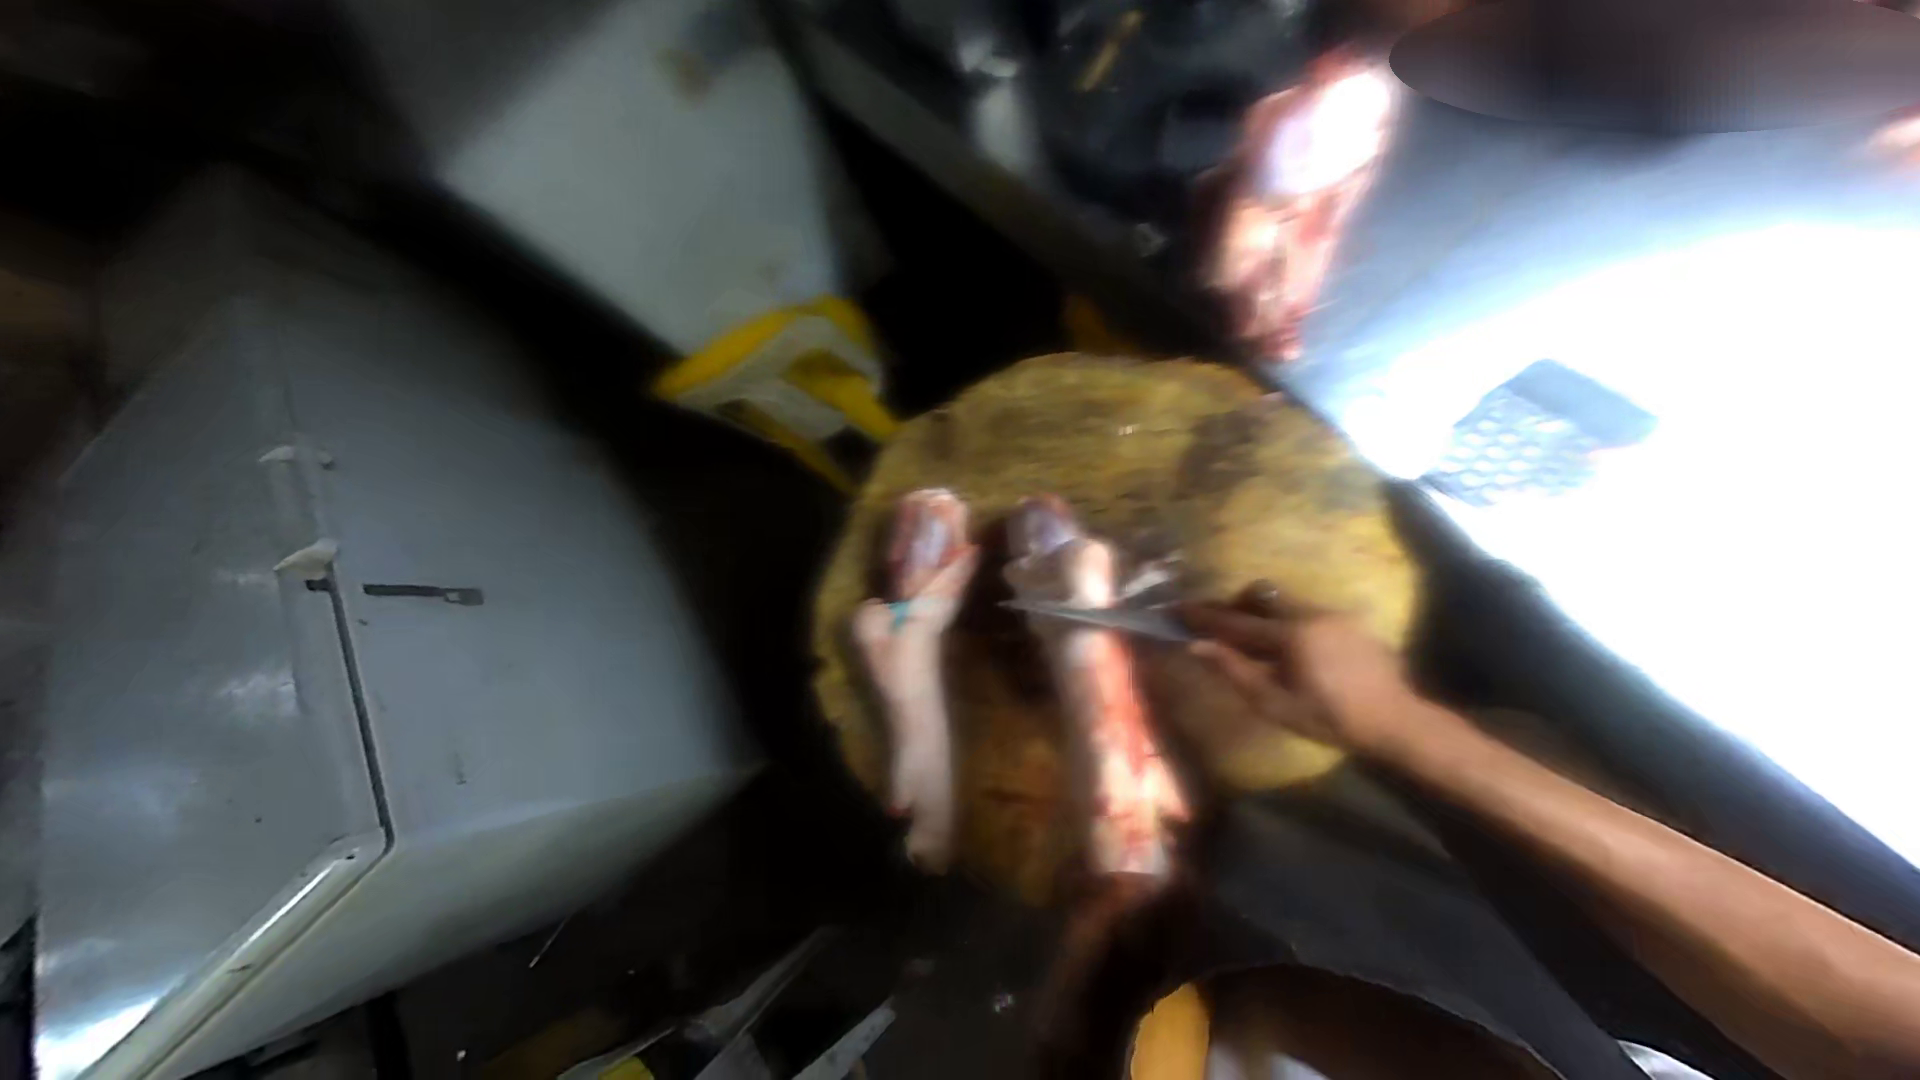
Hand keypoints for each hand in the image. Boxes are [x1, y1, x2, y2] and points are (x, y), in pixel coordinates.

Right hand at [1180, 583, 1423, 758]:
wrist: (1398, 722)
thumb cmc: (1330, 719)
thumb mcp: (1275, 703)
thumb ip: (1234, 670)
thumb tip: (1197, 646)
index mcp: (1290, 635)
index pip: (1235, 621)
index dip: (1204, 616)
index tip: (1178, 608)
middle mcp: (1310, 614)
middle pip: (1262, 593)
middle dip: (1238, 605)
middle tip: (1225, 626)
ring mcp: (1333, 613)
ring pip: (1286, 600)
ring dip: (1266, 613)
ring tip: (1262, 642)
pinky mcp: (1350, 620)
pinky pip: (1307, 611)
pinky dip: (1290, 622)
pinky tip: (1297, 651)